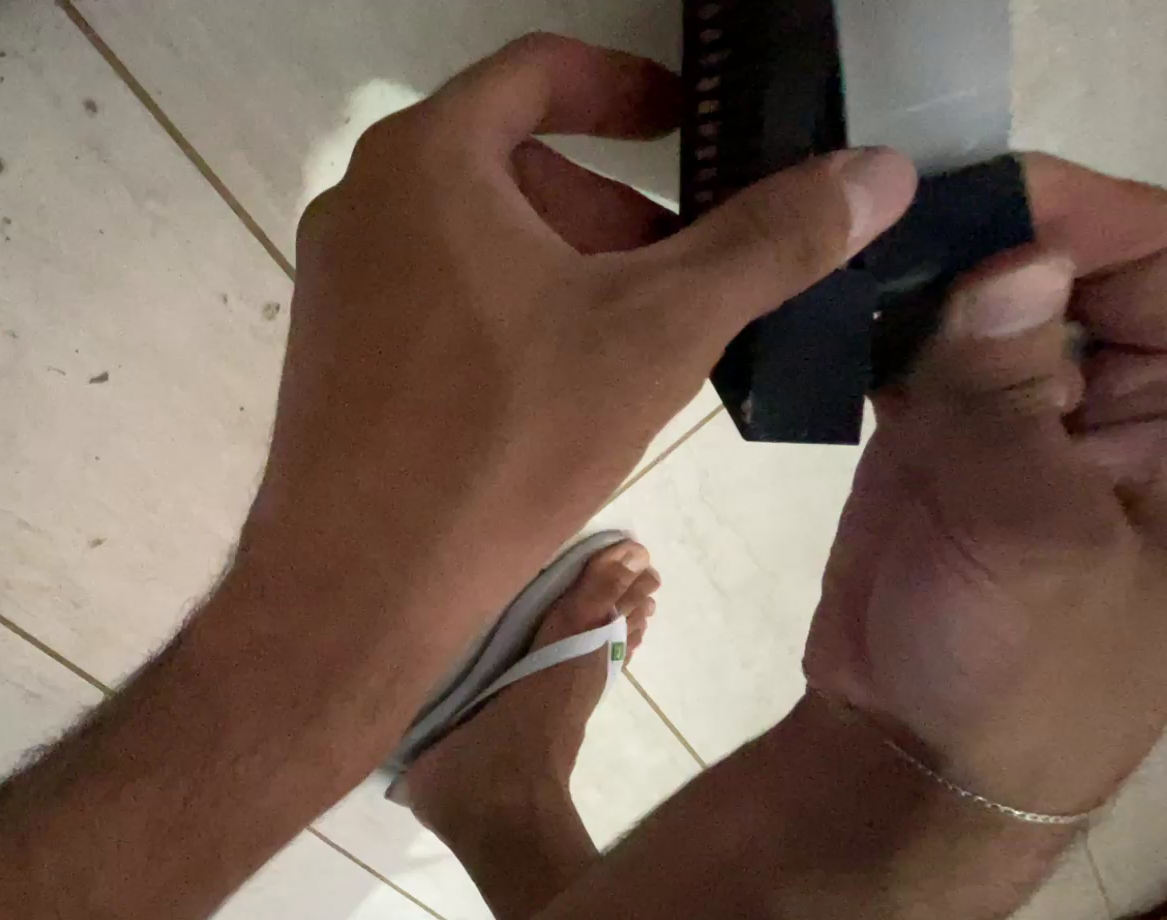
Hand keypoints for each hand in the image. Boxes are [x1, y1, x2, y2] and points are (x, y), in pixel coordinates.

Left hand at [238, 33, 917, 670]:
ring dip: (545, 264)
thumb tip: (874, 172)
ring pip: (456, 239)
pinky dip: (484, 310)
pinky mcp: (321, 352)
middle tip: (664, 263)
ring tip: (612, 335)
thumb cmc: (504, 435)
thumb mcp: (657, 330)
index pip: (534, 75)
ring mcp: (326, 285)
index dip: (623, 88)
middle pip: (496, 164)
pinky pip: (416, 298)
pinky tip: (532, 382)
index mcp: (421, 162)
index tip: (681, 128)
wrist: (365, 569)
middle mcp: (353, 208)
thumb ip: (769, 239)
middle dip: (594, 202)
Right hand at [805, 157, 1166, 815]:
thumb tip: (1004, 264)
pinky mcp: (932, 434)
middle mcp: (1123, 392)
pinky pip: (906, 357)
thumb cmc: (1021, 658)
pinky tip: (811, 321)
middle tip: (860, 221)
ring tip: (821, 262)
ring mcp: (1017, 410)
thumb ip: (1007, 399)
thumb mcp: (1029, 530)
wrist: (918, 733)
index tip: (963, 196)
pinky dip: (861, 335)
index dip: (1078, 220)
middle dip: (971, 241)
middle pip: (1061, 270)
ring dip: (902, 287)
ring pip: (970, 308)